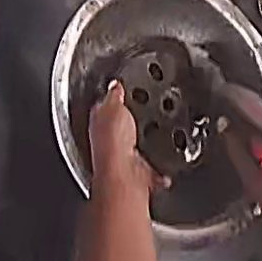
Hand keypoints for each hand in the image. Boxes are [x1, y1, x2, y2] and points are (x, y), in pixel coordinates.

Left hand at [89, 81, 166, 200]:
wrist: (125, 176)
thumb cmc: (114, 142)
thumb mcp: (115, 106)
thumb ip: (115, 94)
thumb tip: (115, 84)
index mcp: (98, 122)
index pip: (102, 104)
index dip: (112, 96)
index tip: (122, 88)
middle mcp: (106, 141)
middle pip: (118, 125)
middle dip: (130, 119)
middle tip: (143, 108)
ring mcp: (121, 157)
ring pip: (133, 145)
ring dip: (144, 140)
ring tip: (154, 132)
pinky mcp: (136, 171)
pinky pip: (150, 166)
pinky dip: (157, 166)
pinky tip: (163, 159)